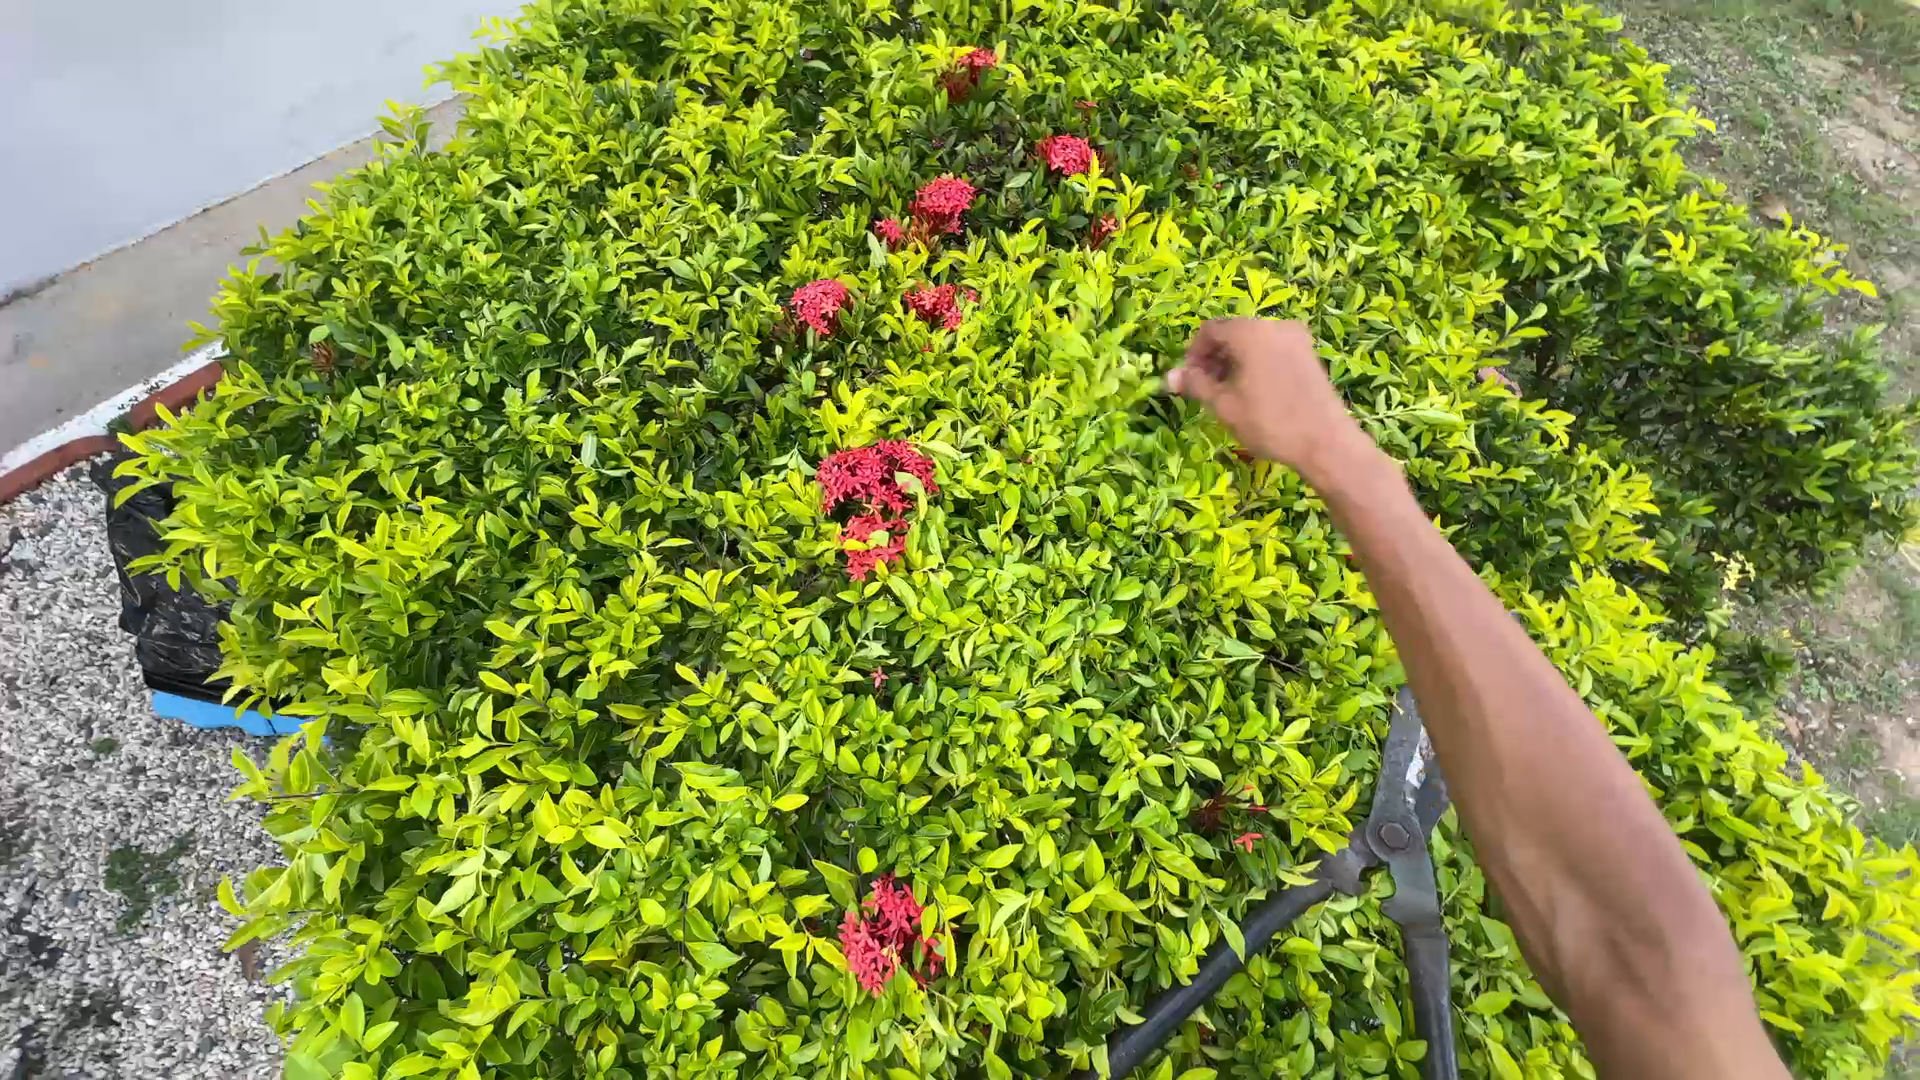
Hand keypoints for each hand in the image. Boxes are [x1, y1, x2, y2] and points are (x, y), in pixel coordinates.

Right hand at [1166, 318, 1374, 484]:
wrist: (1324, 441)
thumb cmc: (1268, 422)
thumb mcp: (1223, 405)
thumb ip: (1195, 384)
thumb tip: (1168, 376)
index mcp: (1250, 332)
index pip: (1210, 330)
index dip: (1193, 354)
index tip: (1189, 380)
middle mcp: (1274, 326)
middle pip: (1233, 333)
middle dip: (1213, 358)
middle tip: (1205, 390)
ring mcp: (1296, 339)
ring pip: (1253, 342)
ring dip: (1234, 363)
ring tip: (1228, 395)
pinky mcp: (1308, 354)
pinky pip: (1271, 350)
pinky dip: (1255, 365)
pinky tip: (1252, 393)